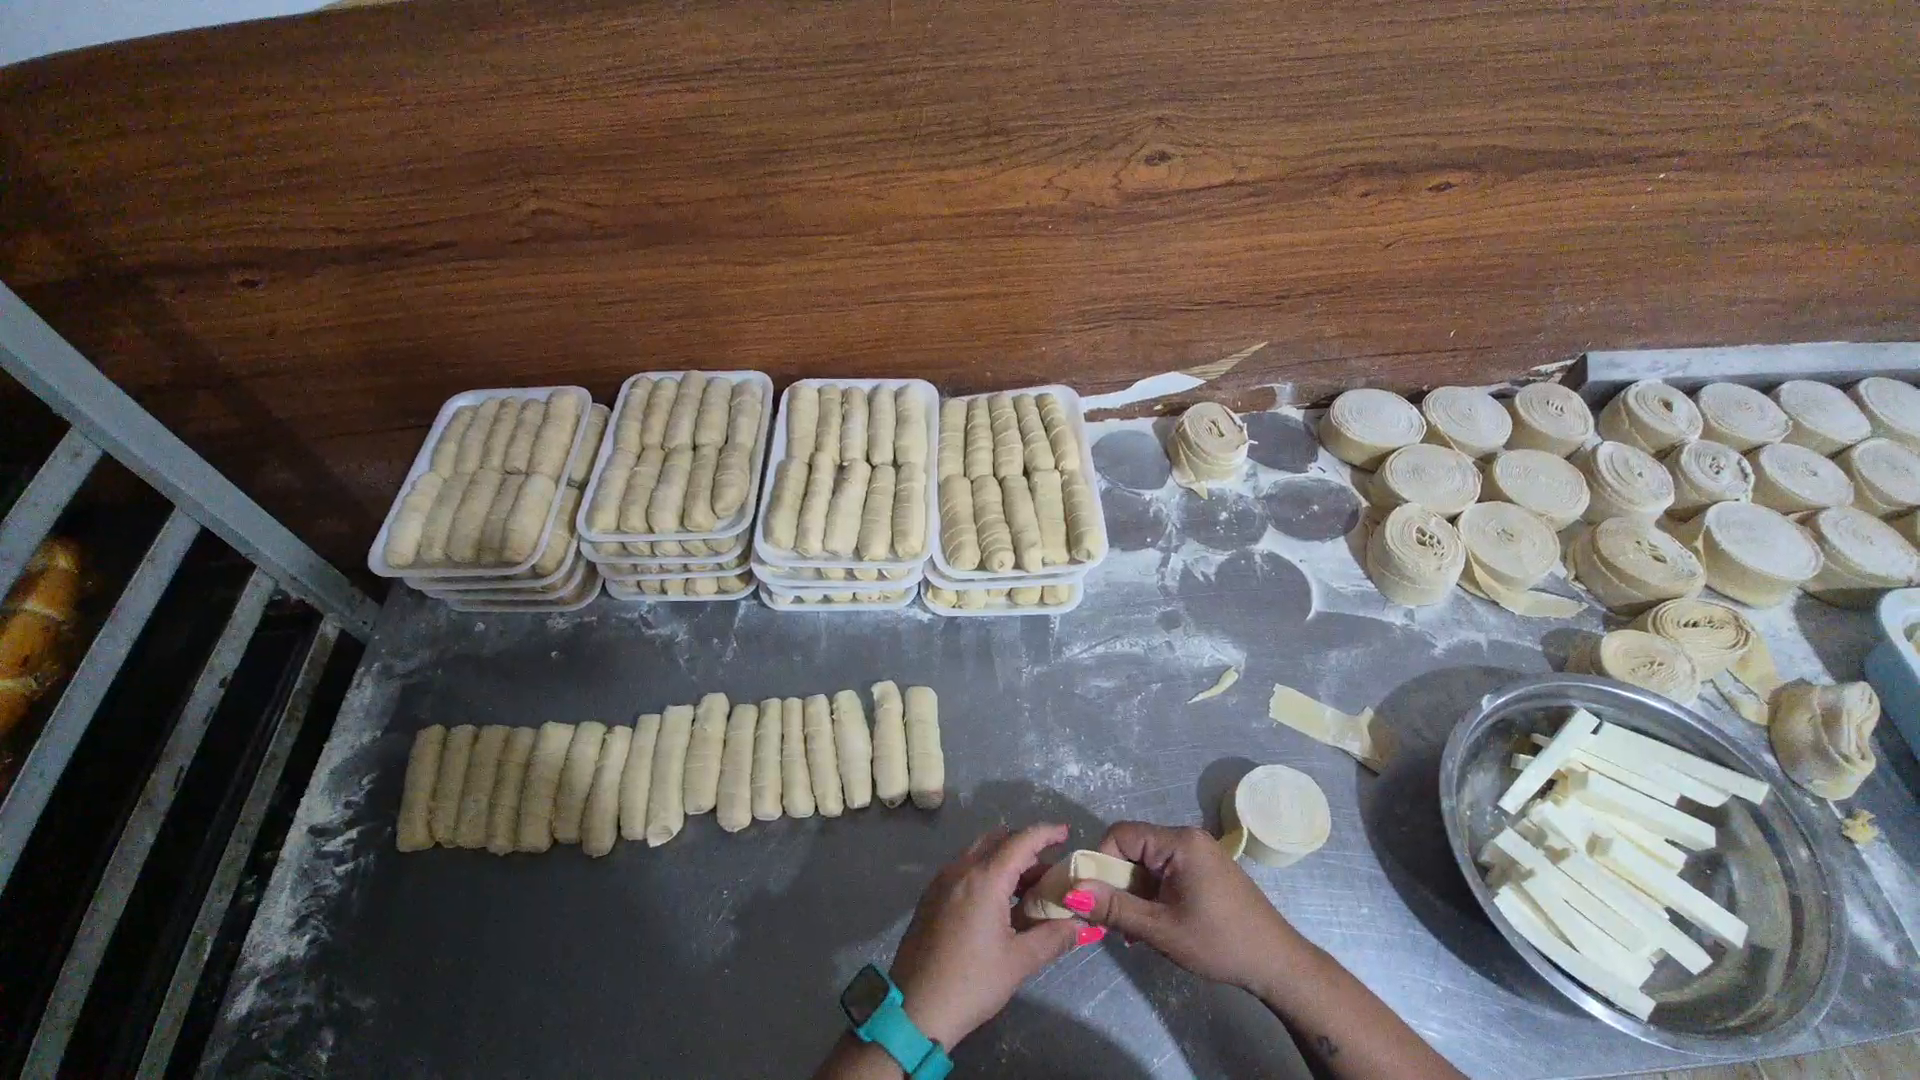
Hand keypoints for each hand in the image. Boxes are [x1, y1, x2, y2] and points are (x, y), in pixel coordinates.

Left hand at [889, 823, 1091, 1046]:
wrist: (915, 1010)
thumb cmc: (971, 983)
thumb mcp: (1019, 961)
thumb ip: (1054, 937)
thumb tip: (1081, 924)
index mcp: (984, 879)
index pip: (1021, 841)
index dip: (1046, 833)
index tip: (1066, 833)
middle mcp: (960, 870)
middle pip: (997, 840)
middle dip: (1025, 847)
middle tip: (1048, 870)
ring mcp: (941, 882)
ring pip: (978, 853)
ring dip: (1004, 860)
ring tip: (1028, 889)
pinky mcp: (931, 897)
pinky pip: (963, 869)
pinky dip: (986, 872)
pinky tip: (998, 902)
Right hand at [1067, 821, 1308, 995]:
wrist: (1278, 965)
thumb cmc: (1219, 943)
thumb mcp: (1160, 929)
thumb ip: (1114, 908)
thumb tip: (1071, 891)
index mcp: (1180, 842)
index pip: (1121, 834)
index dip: (1102, 862)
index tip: (1097, 898)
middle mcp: (1188, 838)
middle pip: (1133, 848)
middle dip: (1118, 883)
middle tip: (1115, 921)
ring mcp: (1199, 854)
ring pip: (1147, 863)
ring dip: (1134, 893)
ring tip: (1135, 930)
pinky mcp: (1205, 871)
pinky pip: (1165, 872)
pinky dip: (1152, 895)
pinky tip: (1155, 925)